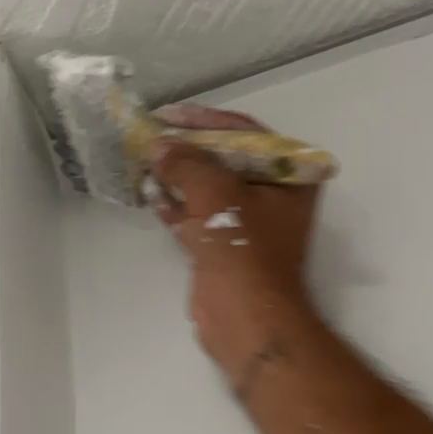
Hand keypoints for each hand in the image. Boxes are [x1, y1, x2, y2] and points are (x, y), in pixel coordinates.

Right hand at [148, 104, 322, 393]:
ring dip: (176, 176)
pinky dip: (174, 205)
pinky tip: (149, 192)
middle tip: (153, 137)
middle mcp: (272, 194)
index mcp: (288, 175)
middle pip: (224, 160)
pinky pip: (196, 216)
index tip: (170, 116)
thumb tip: (159, 145)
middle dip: (186, 149)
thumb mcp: (215, 194)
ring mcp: (246, 223)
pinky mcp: (223, 247)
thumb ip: (186, 163)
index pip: (245, 133)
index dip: (205, 121)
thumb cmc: (242, 250)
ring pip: (206, 189)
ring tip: (144, 161)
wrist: (245, 317)